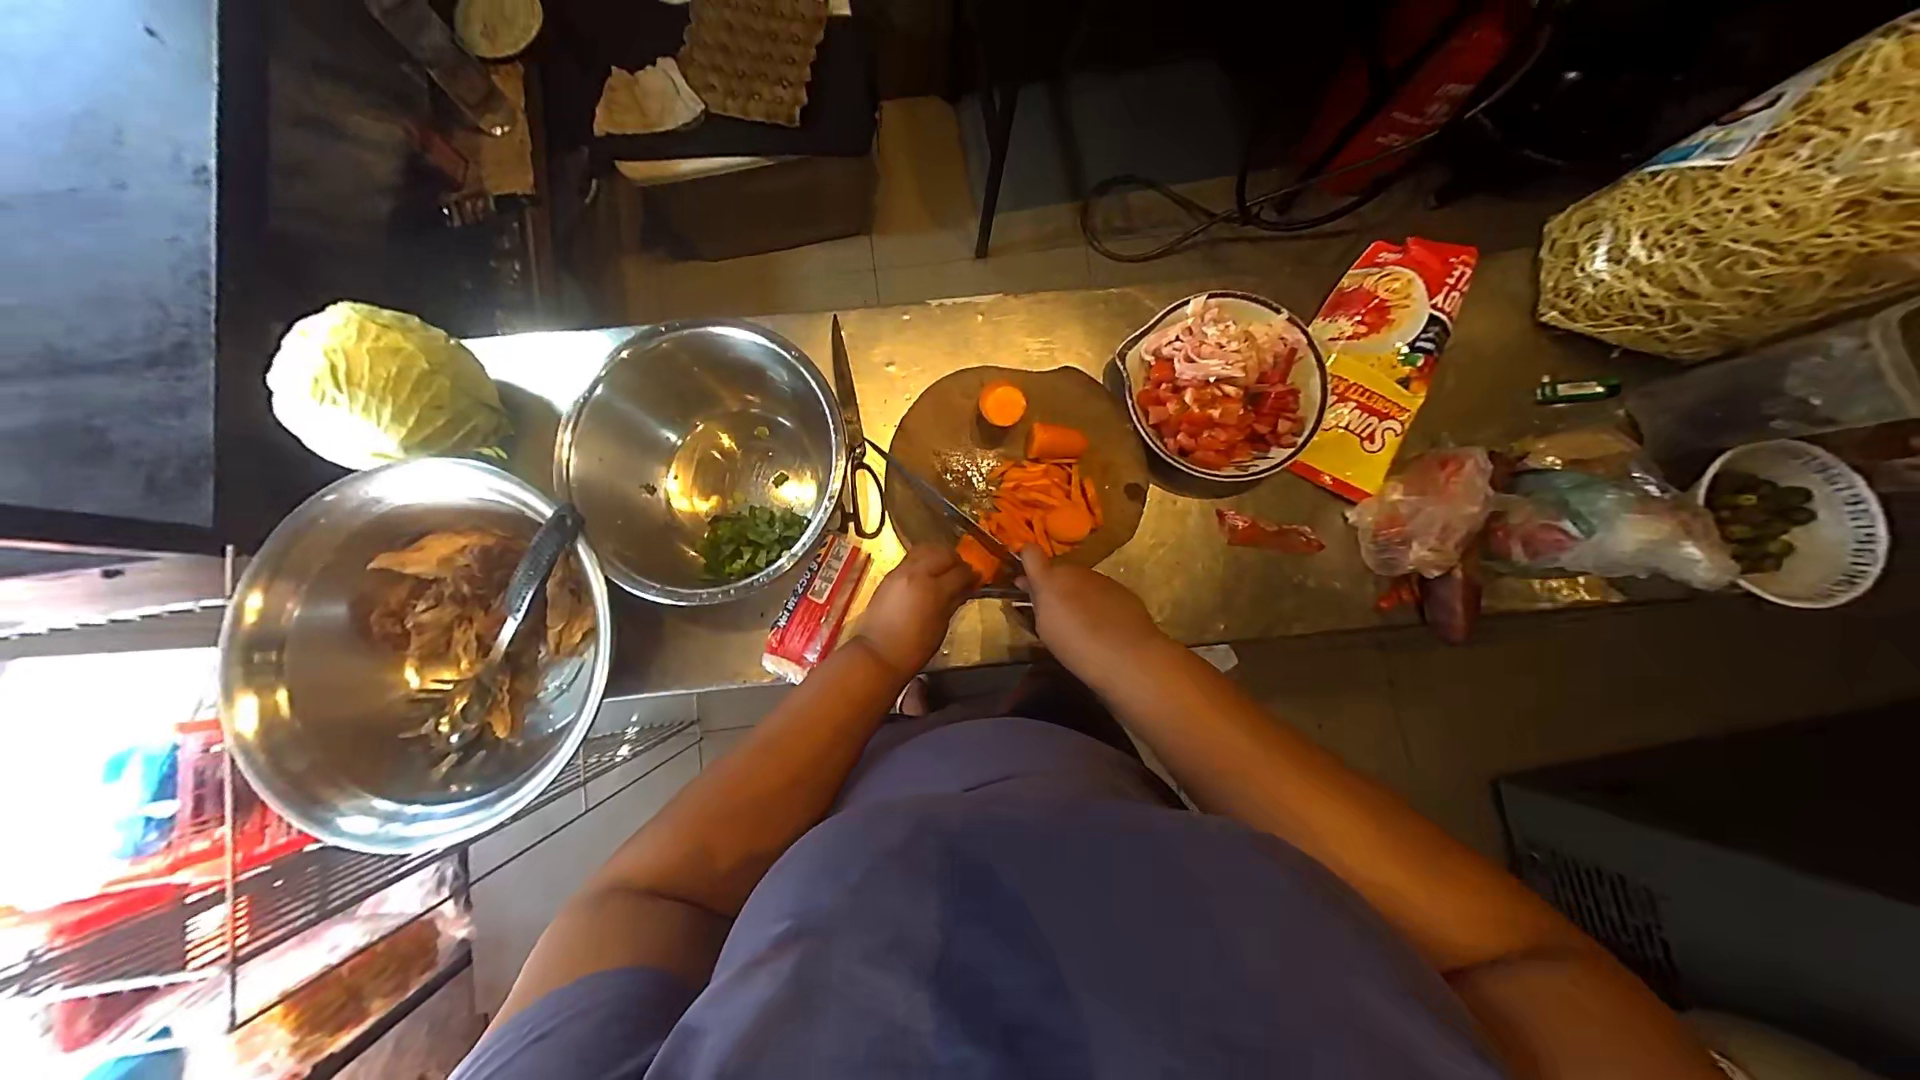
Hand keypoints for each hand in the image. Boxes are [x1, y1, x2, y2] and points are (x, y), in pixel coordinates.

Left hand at [851, 544, 976, 679]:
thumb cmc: (914, 648)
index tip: (977, 579)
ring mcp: (901, 572)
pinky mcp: (889, 574)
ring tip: (944, 569)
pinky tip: (928, 574)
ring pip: (926, 549)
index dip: (972, 575)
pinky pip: (912, 557)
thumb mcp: (941, 626)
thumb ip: (954, 601)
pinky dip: (924, 560)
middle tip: (962, 573)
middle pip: (944, 554)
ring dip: (939, 555)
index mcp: (934, 590)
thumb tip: (968, 588)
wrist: (878, 653)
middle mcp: (917, 574)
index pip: (960, 572)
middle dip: (957, 561)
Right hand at [1016, 547, 1170, 679]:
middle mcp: (1075, 571)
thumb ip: (1036, 602)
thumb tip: (1028, 584)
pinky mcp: (1122, 590)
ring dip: (1076, 595)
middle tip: (1053, 613)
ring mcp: (1101, 578)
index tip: (1025, 581)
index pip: (1030, 552)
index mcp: (1050, 579)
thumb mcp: (1044, 628)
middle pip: (1058, 570)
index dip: (1026, 561)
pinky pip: (1100, 592)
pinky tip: (1103, 627)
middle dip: (1053, 586)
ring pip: (1080, 581)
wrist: (1129, 657)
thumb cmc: (1076, 647)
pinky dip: (1097, 603)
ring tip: (1080, 625)